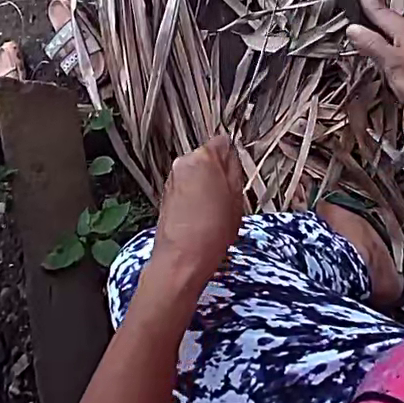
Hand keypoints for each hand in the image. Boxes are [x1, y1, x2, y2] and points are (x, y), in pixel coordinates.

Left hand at [150, 137, 245, 285]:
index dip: (233, 159)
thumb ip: (234, 171)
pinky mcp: (165, 194)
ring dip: (206, 185)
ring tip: (215, 211)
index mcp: (203, 157)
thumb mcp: (236, 199)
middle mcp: (183, 162)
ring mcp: (172, 178)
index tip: (237, 176)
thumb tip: (231, 158)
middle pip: (208, 157)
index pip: (223, 142)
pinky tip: (201, 217)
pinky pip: (187, 186)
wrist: (181, 260)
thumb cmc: (212, 231)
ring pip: (197, 173)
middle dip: (218, 173)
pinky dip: (195, 196)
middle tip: (228, 197)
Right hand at [344, 0, 403, 112]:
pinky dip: (398, 46)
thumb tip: (354, 29)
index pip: (379, 11)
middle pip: (391, 21)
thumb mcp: (392, 64)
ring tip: (373, 36)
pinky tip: (396, 56)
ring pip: (401, 33)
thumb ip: (372, 45)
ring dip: (386, 33)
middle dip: (374, 17)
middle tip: (360, 12)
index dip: (365, 1)